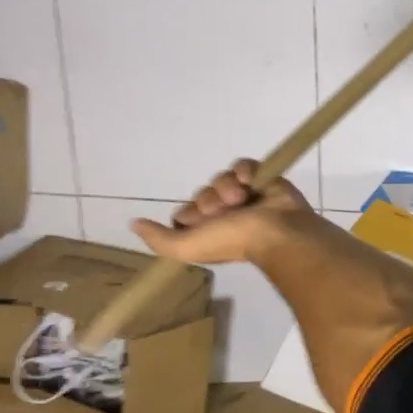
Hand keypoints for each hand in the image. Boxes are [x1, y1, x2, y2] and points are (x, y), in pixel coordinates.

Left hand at [132, 159, 314, 264]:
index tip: (202, 220)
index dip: (192, 212)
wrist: (278, 230)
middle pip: (203, 193)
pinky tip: (251, 180)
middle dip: (210, 199)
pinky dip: (245, 170)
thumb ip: (158, 238)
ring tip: (241, 197)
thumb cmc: (233, 240)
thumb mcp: (186, 248)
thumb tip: (134, 223)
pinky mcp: (263, 179)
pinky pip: (244, 165)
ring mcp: (244, 194)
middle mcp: (224, 212)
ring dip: (227, 186)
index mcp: (208, 230)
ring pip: (221, 178)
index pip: (187, 211)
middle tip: (225, 209)